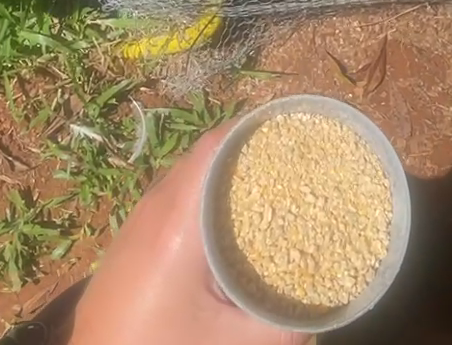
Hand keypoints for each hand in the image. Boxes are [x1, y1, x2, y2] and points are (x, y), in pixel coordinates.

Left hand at [72, 123, 309, 344]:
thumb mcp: (225, 342)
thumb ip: (278, 325)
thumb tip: (320, 306)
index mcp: (178, 218)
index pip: (214, 146)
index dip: (249, 129)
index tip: (286, 129)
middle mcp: (155, 206)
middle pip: (204, 156)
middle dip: (245, 151)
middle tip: (287, 159)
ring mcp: (138, 219)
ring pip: (188, 176)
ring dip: (223, 174)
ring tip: (264, 185)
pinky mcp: (131, 237)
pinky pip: (174, 198)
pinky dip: (203, 195)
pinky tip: (225, 222)